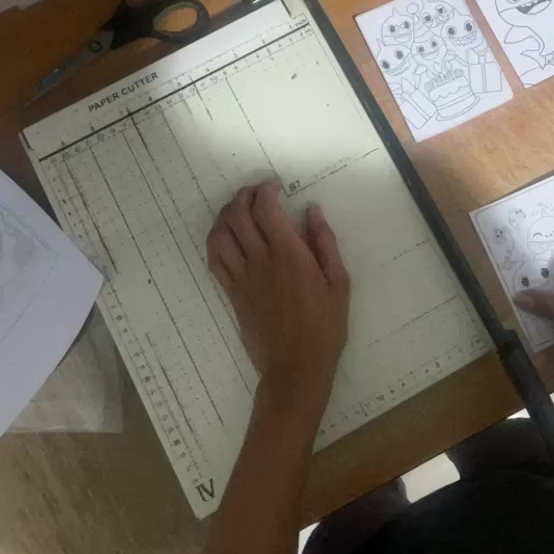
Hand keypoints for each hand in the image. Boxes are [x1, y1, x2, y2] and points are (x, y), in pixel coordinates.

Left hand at [206, 179, 350, 402]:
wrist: (296, 367)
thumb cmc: (325, 326)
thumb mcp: (339, 283)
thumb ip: (324, 243)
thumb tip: (312, 211)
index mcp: (289, 255)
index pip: (266, 209)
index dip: (266, 190)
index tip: (276, 186)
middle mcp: (260, 261)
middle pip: (238, 215)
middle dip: (245, 195)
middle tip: (257, 193)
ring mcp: (242, 277)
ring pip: (220, 234)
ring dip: (226, 214)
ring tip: (239, 210)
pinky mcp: (231, 293)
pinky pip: (214, 260)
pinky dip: (215, 241)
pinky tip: (225, 236)